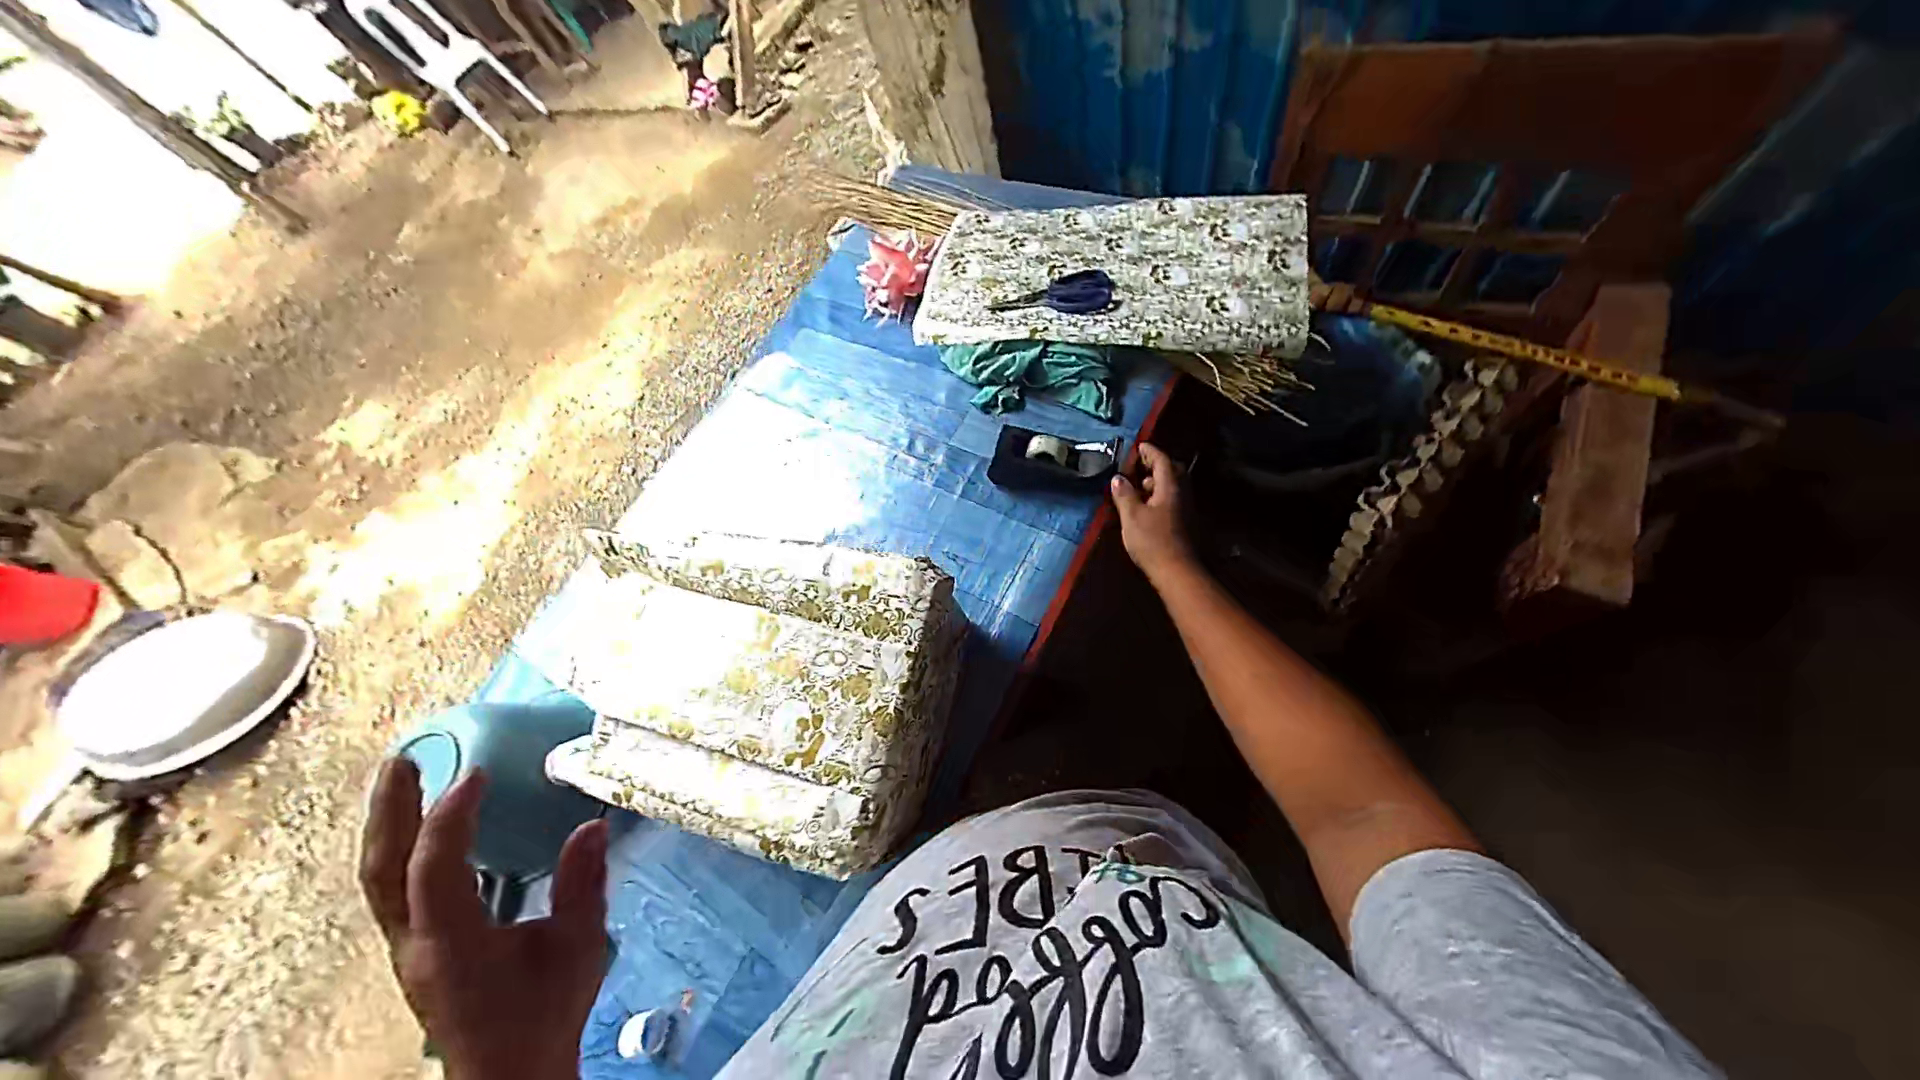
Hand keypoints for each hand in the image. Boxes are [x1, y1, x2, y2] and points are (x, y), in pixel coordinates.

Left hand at [360, 758, 608, 1079]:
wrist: (508, 1075)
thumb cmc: (545, 1012)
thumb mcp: (577, 947)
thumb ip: (582, 885)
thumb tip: (591, 825)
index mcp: (453, 943)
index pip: (436, 870)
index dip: (451, 818)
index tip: (478, 775)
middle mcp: (415, 944)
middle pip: (382, 872)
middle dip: (391, 812)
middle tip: (405, 758)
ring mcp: (408, 948)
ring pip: (380, 880)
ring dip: (390, 826)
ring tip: (404, 778)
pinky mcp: (417, 948)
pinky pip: (396, 889)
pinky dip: (405, 847)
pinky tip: (424, 826)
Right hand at [1110, 442, 1194, 582]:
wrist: (1177, 570)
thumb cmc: (1152, 540)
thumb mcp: (1131, 516)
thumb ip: (1124, 494)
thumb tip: (1118, 478)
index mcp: (1170, 486)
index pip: (1162, 460)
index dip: (1149, 451)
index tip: (1137, 447)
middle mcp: (1182, 492)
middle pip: (1171, 470)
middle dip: (1155, 465)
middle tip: (1137, 467)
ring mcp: (1185, 507)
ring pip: (1172, 486)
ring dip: (1155, 482)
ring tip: (1136, 488)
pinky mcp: (1184, 521)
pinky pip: (1172, 498)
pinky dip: (1158, 495)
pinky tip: (1145, 506)